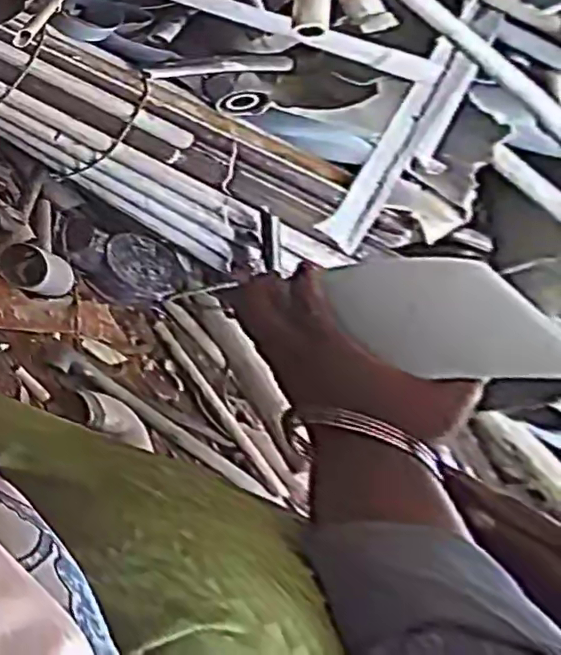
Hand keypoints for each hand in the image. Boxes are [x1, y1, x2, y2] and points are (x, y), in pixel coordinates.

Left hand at [236, 264, 479, 443]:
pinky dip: (258, 327)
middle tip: (269, 274)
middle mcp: (293, 348)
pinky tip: (268, 329)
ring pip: (250, 321)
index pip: (305, 299)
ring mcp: (281, 362)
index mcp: (326, 342)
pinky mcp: (279, 377)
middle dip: (259, 284)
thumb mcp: (441, 397)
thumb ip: (457, 379)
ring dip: (251, 303)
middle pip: (257, 303)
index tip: (307, 268)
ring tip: (258, 292)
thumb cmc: (396, 426)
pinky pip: (259, 342)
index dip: (304, 279)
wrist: (365, 456)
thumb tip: (472, 372)